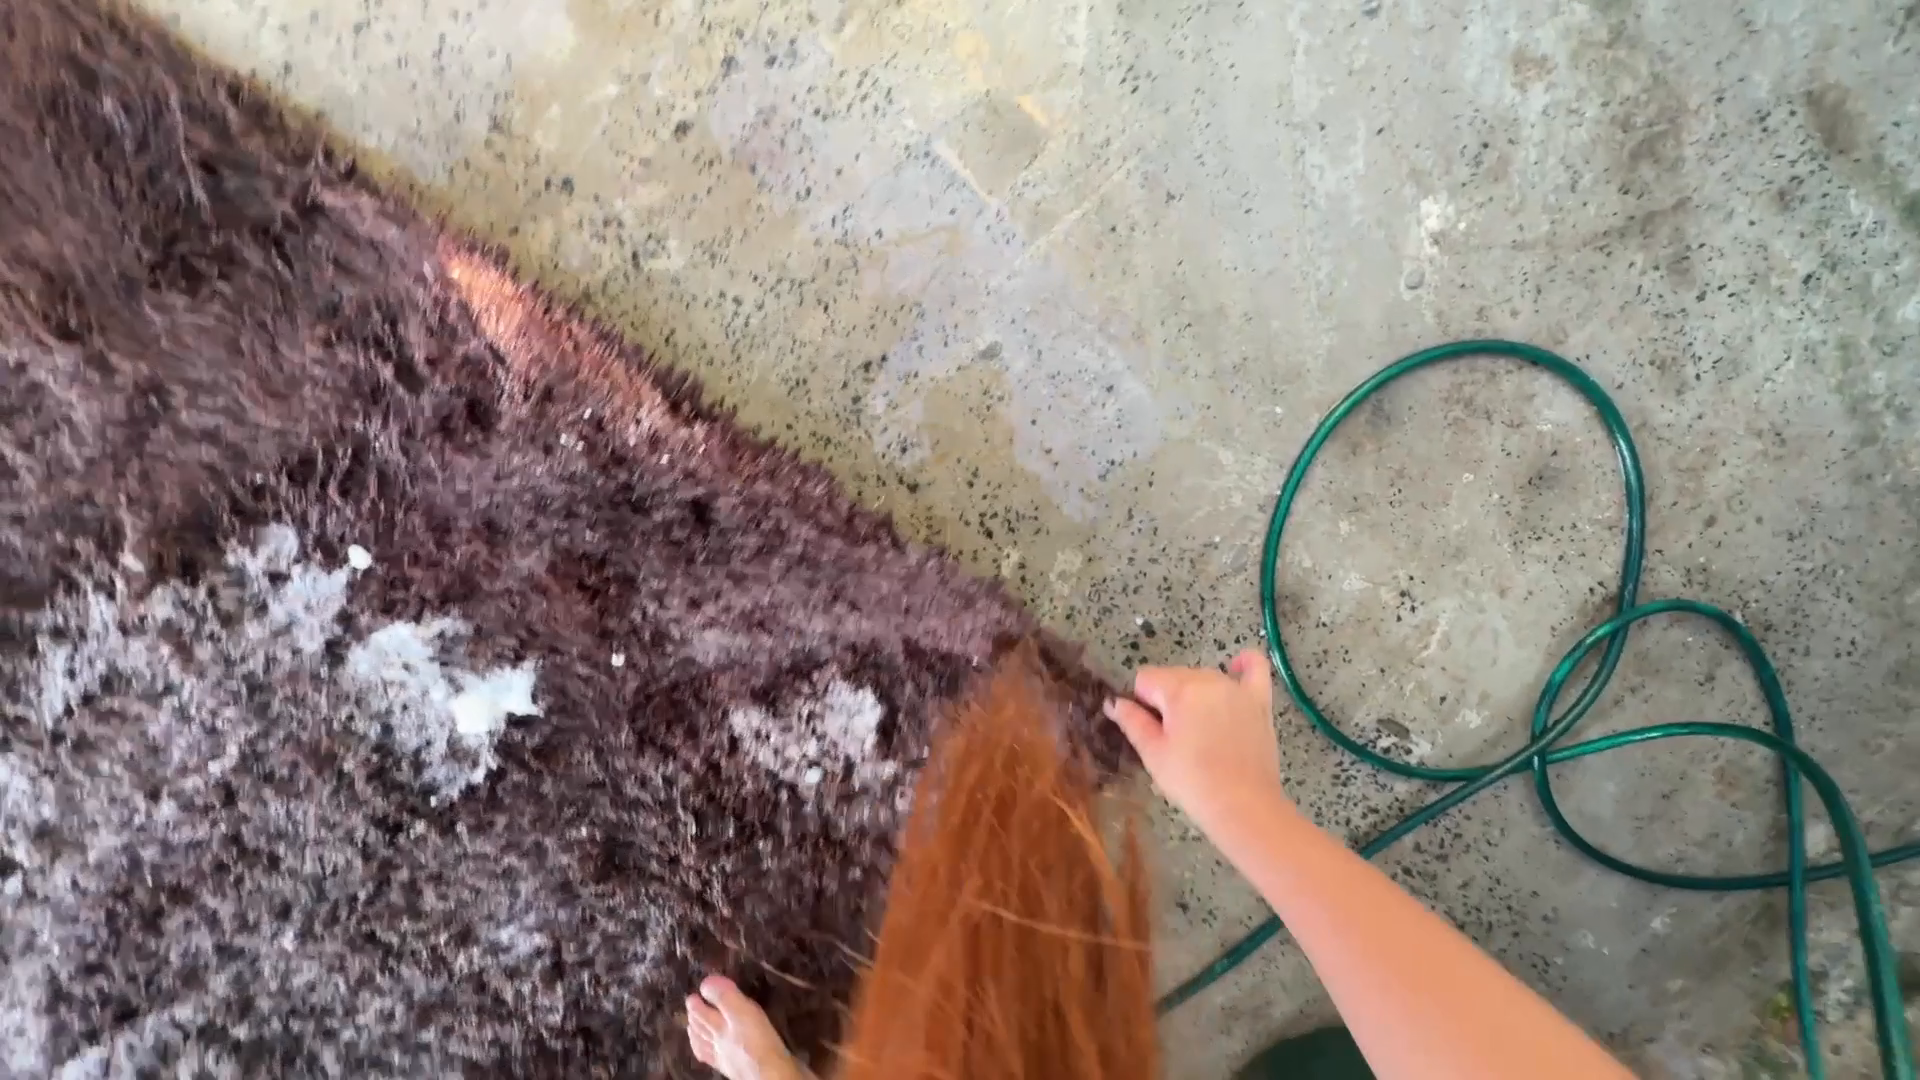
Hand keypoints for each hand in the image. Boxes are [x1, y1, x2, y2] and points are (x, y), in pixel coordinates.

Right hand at [1104, 648, 1292, 834]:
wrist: (1244, 807)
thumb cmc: (1192, 782)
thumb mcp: (1153, 754)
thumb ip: (1131, 721)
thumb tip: (1113, 702)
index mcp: (1179, 690)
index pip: (1145, 679)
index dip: (1141, 702)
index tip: (1150, 729)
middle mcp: (1208, 679)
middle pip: (1173, 675)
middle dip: (1167, 698)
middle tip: (1173, 737)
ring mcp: (1236, 689)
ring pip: (1202, 676)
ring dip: (1194, 693)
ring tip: (1199, 729)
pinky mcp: (1259, 701)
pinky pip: (1255, 668)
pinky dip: (1245, 664)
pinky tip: (1236, 666)